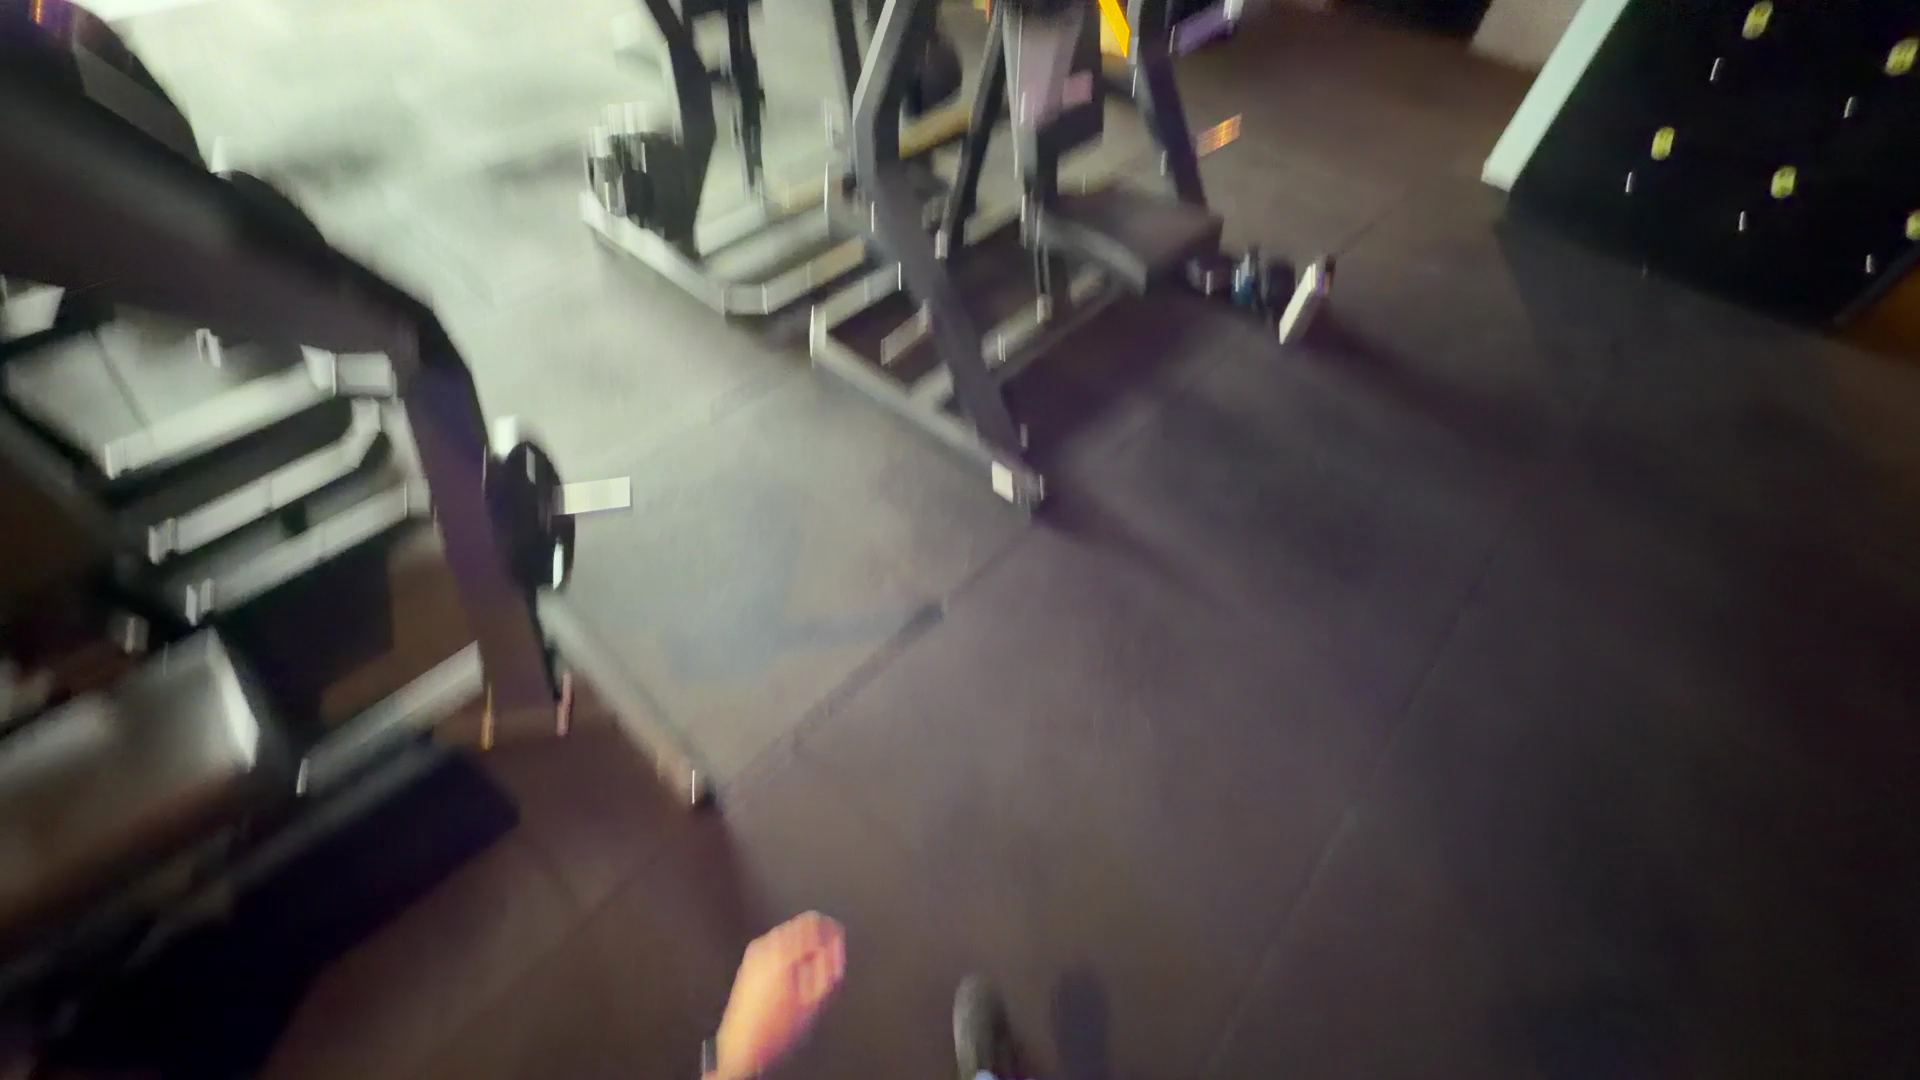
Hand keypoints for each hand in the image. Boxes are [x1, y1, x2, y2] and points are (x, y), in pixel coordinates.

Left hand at [709, 912, 846, 1079]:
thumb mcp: (811, 1002)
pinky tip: (795, 971)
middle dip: (819, 938)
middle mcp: (767, 945)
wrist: (743, 1048)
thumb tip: (836, 949)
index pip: (815, 922)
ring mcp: (756, 951)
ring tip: (812, 969)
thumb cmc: (776, 1029)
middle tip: (828, 958)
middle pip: (802, 923)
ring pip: (790, 931)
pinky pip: (778, 942)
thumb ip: (828, 969)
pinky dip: (791, 949)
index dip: (832, 931)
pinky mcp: (750, 960)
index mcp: (784, 951)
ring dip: (805, 944)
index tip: (839, 943)